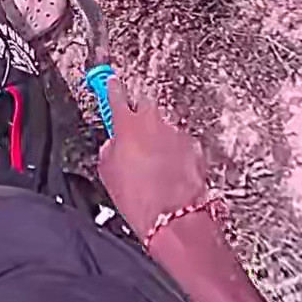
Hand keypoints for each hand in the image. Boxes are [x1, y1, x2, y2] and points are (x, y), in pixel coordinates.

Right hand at [98, 82, 211, 240]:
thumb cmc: (139, 198)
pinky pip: (180, 143)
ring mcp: (176, 133)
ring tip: (154, 163)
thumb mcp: (107, 170)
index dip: (111, 86)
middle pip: (144, 104)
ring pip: (163, 126)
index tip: (109, 81)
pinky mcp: (194, 148)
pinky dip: (175, 152)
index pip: (115, 93)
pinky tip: (170, 171)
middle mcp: (153, 121)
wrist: (174, 220)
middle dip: (138, 113)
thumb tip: (114, 143)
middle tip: (133, 132)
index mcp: (127, 123)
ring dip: (158, 137)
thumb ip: (109, 147)